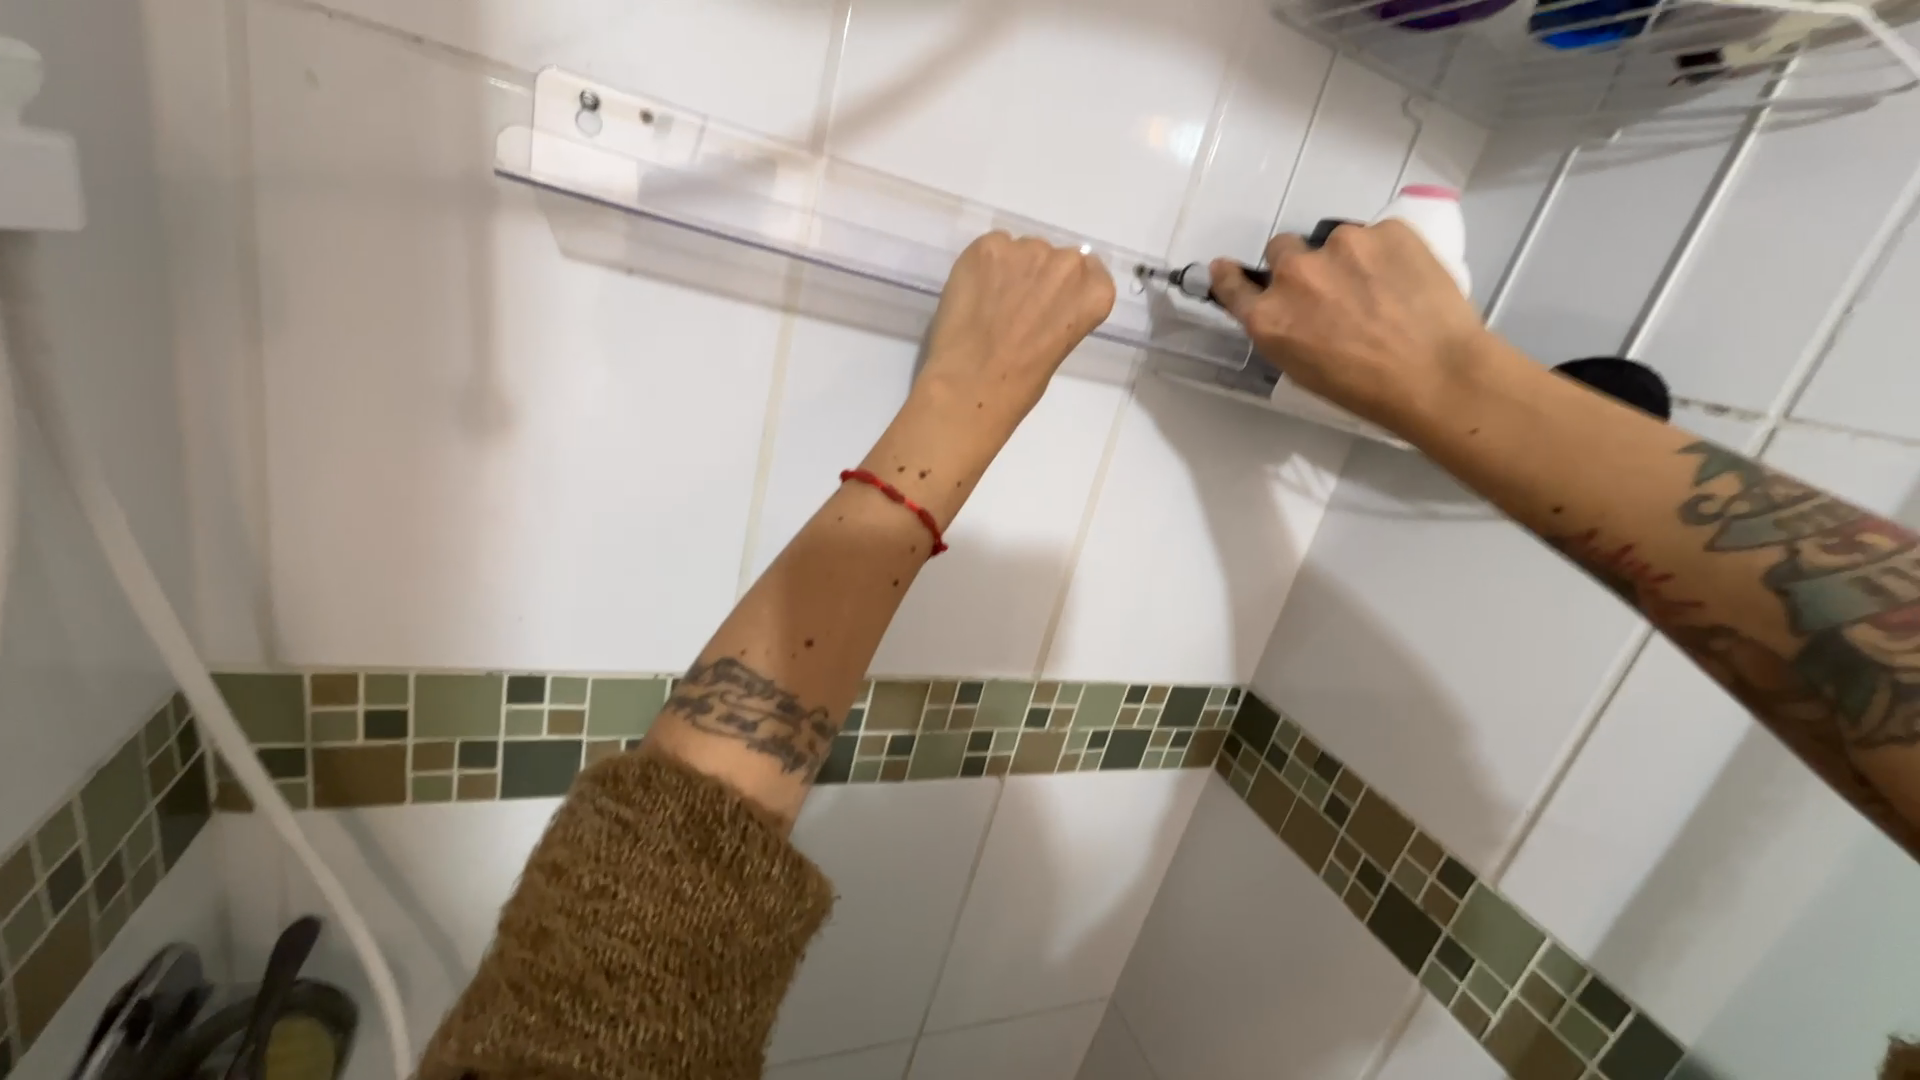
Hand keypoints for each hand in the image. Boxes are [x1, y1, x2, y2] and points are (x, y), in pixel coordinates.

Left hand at [918, 231, 1115, 425]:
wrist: (971, 384)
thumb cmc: (1020, 384)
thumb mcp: (1059, 348)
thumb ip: (1059, 314)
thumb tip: (1038, 303)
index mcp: (1095, 293)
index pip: (1090, 272)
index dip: (1065, 288)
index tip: (1049, 305)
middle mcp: (1068, 263)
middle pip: (1054, 258)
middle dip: (1037, 277)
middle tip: (1015, 308)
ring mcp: (1028, 249)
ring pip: (1020, 250)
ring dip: (1010, 270)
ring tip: (990, 305)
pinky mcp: (989, 246)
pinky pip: (990, 249)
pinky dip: (982, 268)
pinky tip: (972, 296)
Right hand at [1209, 222, 1494, 429]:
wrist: (1435, 373)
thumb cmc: (1363, 389)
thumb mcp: (1301, 368)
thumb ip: (1282, 330)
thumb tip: (1289, 311)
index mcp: (1268, 317)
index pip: (1232, 286)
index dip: (1230, 276)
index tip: (1227, 269)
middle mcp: (1294, 274)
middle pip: (1282, 249)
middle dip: (1297, 264)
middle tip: (1327, 289)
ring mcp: (1342, 245)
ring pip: (1334, 242)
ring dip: (1346, 259)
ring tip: (1378, 290)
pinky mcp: (1388, 229)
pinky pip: (1377, 236)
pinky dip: (1385, 254)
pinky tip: (1404, 282)